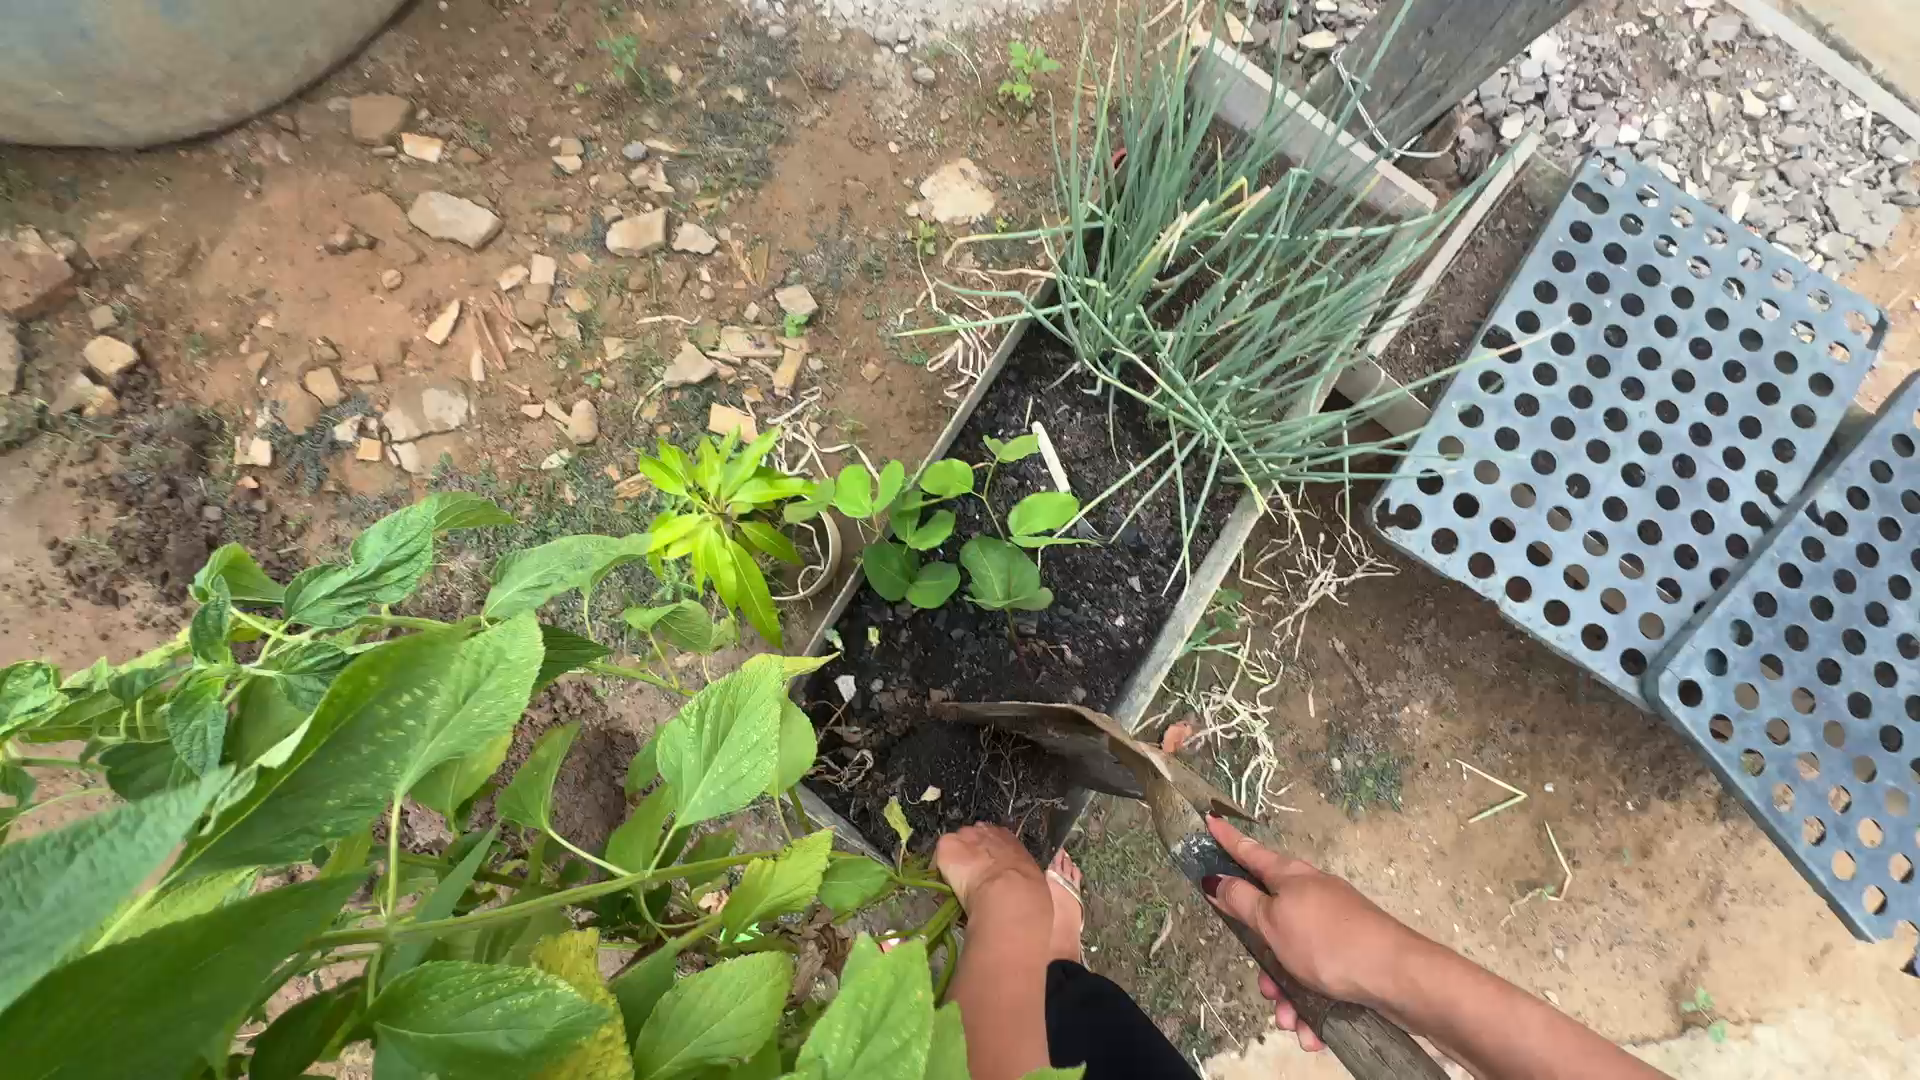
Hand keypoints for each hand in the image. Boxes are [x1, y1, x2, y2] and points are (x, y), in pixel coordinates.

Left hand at [934, 823, 1049, 923]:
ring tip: (956, 887)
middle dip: (971, 856)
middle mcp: (987, 833)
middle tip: (972, 881)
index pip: (996, 840)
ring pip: (955, 846)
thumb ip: (1022, 880)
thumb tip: (1020, 890)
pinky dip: (939, 870)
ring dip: (955, 862)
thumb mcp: (1035, 885)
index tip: (987, 872)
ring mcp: (966, 837)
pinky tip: (944, 889)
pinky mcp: (948, 846)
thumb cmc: (1030, 897)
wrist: (1011, 895)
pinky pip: (939, 857)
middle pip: (973, 839)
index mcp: (1010, 841)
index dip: (989, 856)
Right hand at [1201, 816, 1426, 1050]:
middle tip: (1263, 986)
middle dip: (1262, 958)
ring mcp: (1333, 925)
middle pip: (1270, 918)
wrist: (1401, 979)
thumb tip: (1215, 879)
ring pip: (1292, 956)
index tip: (1209, 820)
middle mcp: (1310, 894)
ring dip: (1286, 991)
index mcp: (1289, 876)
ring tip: (1291, 1020)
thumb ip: (1241, 901)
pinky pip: (1318, 978)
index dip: (1227, 839)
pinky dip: (1311, 1004)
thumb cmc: (1328, 941)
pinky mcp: (1352, 955)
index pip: (1249, 852)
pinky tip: (1312, 1031)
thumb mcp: (1273, 922)